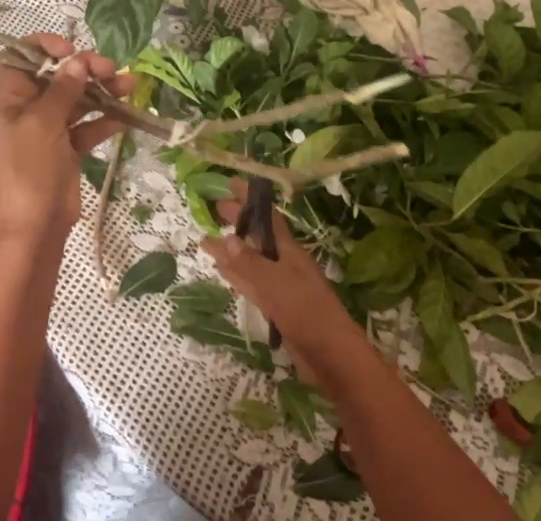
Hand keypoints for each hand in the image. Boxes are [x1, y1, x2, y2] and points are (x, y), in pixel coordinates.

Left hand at [0, 33, 133, 243]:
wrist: (36, 226)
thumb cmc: (29, 170)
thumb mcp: (43, 124)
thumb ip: (62, 90)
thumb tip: (78, 61)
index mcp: (10, 98)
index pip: (22, 57)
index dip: (46, 48)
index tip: (73, 50)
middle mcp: (27, 109)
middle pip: (57, 76)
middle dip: (85, 70)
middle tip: (112, 70)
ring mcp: (48, 129)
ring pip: (77, 100)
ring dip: (102, 92)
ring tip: (130, 86)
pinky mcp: (67, 148)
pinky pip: (87, 126)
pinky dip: (105, 120)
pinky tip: (126, 117)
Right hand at [204, 181, 359, 371]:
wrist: (332, 357)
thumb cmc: (306, 313)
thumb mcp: (274, 284)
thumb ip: (248, 262)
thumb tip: (226, 237)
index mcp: (289, 251)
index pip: (267, 217)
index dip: (250, 200)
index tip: (231, 183)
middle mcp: (284, 264)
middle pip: (257, 237)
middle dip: (238, 221)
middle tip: (214, 207)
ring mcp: (280, 285)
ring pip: (250, 260)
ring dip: (231, 249)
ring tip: (208, 238)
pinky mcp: (276, 306)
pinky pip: (250, 283)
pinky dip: (235, 273)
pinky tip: (221, 269)